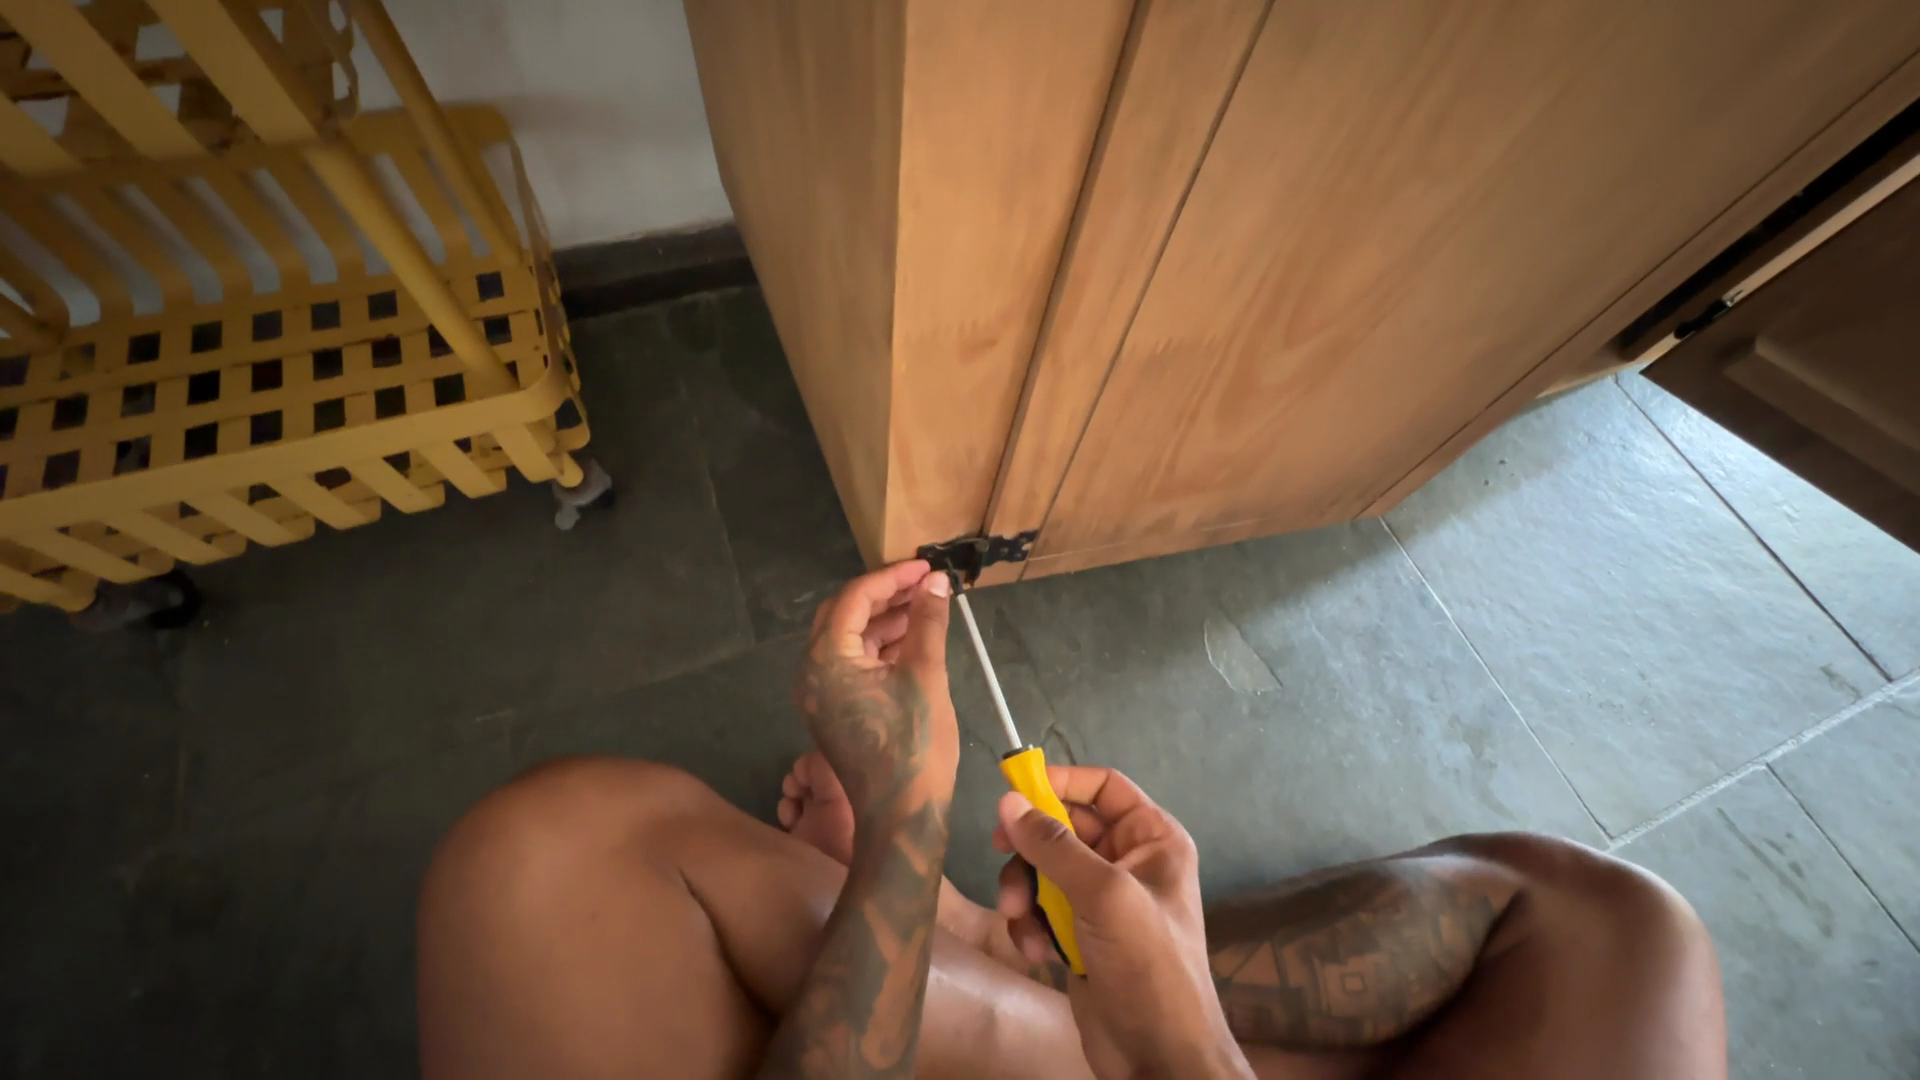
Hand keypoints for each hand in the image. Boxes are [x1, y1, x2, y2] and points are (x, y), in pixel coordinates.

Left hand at [795, 560, 957, 817]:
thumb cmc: (916, 746)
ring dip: (884, 620)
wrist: (901, 817)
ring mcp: (820, 694)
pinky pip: (851, 663)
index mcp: (826, 661)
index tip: (925, 567)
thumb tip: (935, 581)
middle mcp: (812, 673)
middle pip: (844, 615)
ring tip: (925, 605)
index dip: (891, 577)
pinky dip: (879, 647)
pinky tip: (912, 638)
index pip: (854, 599)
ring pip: (848, 639)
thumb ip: (927, 622)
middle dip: (885, 595)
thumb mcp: (926, 675)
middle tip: (924, 583)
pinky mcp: (834, 710)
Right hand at [994, 766, 1251, 1079]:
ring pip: (1045, 867)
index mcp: (1152, 838)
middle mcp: (1128, 860)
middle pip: (1064, 826)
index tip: (1016, 788)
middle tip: (998, 847)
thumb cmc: (1147, 964)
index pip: (1104, 786)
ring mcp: (1102, 898)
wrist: (1159, 1061)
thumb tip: (1008, 800)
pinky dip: (1030, 922)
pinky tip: (1034, 949)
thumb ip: (1053, 846)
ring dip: (1024, 889)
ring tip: (1016, 913)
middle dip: (1031, 845)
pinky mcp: (1080, 932)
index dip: (1061, 781)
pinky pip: (1042, 906)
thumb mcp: (1103, 895)